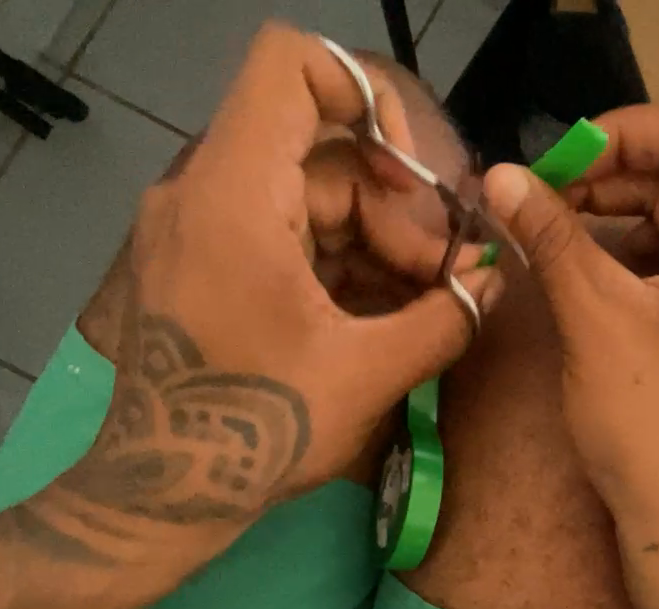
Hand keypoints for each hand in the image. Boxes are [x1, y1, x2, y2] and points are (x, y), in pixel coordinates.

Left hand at [61, 22, 499, 533]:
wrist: (164, 492)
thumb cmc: (260, 429)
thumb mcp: (368, 375)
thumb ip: (443, 319)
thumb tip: (494, 283)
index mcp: (236, 195)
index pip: (292, 67)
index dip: (368, 98)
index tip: (414, 179)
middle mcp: (206, 193)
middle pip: (321, 155)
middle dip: (397, 215)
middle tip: (445, 283)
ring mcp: (200, 232)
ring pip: (308, 202)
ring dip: (376, 248)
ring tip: (422, 309)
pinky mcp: (203, 268)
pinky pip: (283, 240)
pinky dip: (338, 267)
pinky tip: (381, 317)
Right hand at [481, 106, 658, 548]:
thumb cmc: (650, 422)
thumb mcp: (595, 319)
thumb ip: (551, 237)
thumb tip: (500, 175)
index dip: (622, 133)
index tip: (556, 164)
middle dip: (611, 180)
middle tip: (540, 202)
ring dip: (619, 224)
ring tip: (553, 239)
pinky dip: (637, 266)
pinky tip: (588, 280)